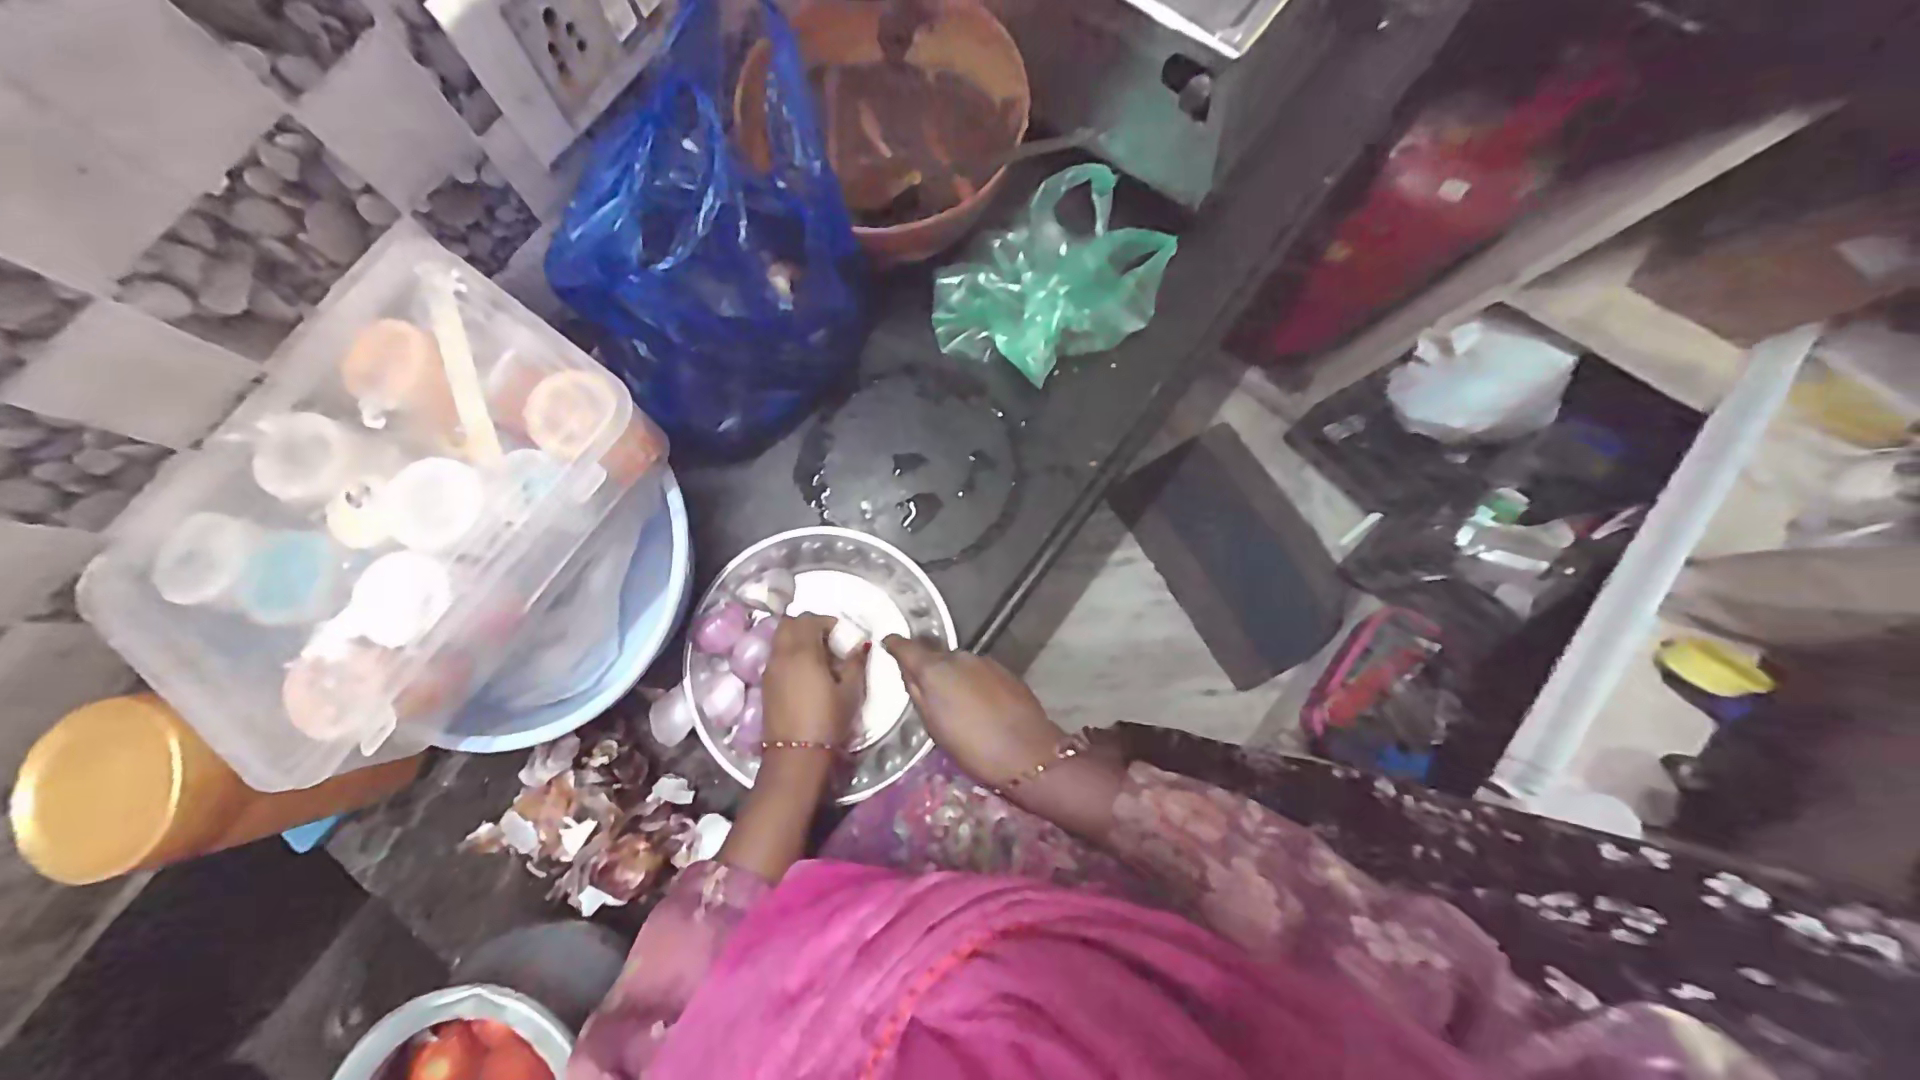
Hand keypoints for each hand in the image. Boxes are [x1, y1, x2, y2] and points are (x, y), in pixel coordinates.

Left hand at [762, 614, 869, 746]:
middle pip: (788, 623)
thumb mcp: (850, 691)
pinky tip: (806, 672)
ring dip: (797, 638)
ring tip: (818, 656)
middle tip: (828, 640)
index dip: (827, 621)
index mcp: (802, 651)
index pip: (809, 619)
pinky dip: (789, 653)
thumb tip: (862, 644)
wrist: (795, 755)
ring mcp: (770, 669)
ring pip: (779, 638)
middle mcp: (781, 654)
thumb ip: (855, 663)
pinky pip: (776, 655)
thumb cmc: (827, 720)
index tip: (842, 635)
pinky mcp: (766, 684)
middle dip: (808, 625)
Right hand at [882, 636, 1063, 787]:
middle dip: (930, 669)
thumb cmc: (972, 747)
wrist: (1027, 752)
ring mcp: (984, 661)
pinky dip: (973, 682)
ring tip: (957, 704)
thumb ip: (917, 693)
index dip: (895, 645)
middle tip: (929, 693)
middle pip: (935, 656)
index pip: (907, 647)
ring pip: (959, 664)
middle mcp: (958, 657)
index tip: (888, 644)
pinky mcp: (1005, 670)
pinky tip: (980, 704)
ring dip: (954, 677)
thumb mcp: (933, 726)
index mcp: (934, 670)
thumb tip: (908, 672)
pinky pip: (979, 672)